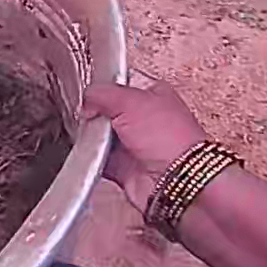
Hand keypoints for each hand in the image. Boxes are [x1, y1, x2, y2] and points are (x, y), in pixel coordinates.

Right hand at [82, 82, 208, 212]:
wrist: (179, 183)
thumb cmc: (170, 138)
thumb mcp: (130, 100)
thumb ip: (102, 94)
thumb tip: (86, 98)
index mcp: (153, 95)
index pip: (122, 82)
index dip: (105, 85)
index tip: (91, 89)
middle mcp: (146, 119)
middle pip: (109, 109)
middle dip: (97, 113)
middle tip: (90, 114)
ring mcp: (136, 145)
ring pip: (102, 134)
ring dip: (94, 136)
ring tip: (93, 135)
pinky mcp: (126, 168)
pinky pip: (101, 159)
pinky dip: (93, 157)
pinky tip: (93, 153)